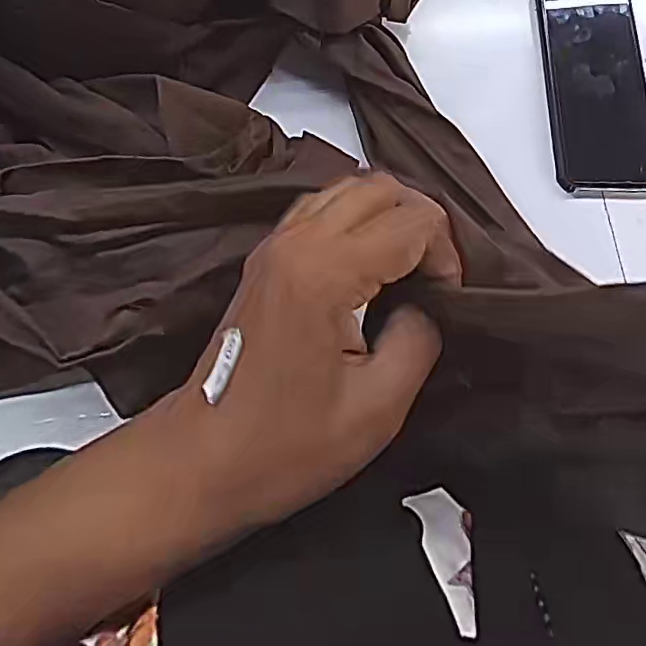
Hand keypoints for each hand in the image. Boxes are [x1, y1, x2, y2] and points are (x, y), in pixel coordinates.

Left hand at [173, 172, 453, 529]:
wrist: (199, 459)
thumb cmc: (279, 445)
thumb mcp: (376, 408)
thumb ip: (419, 339)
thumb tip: (428, 304)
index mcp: (324, 273)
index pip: (411, 223)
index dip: (445, 254)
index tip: (446, 295)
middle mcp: (297, 243)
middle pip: (382, 188)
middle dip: (423, 222)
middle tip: (435, 273)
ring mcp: (277, 244)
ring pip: (351, 187)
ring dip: (390, 213)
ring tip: (408, 262)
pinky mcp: (268, 255)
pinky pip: (323, 206)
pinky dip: (357, 216)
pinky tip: (368, 258)